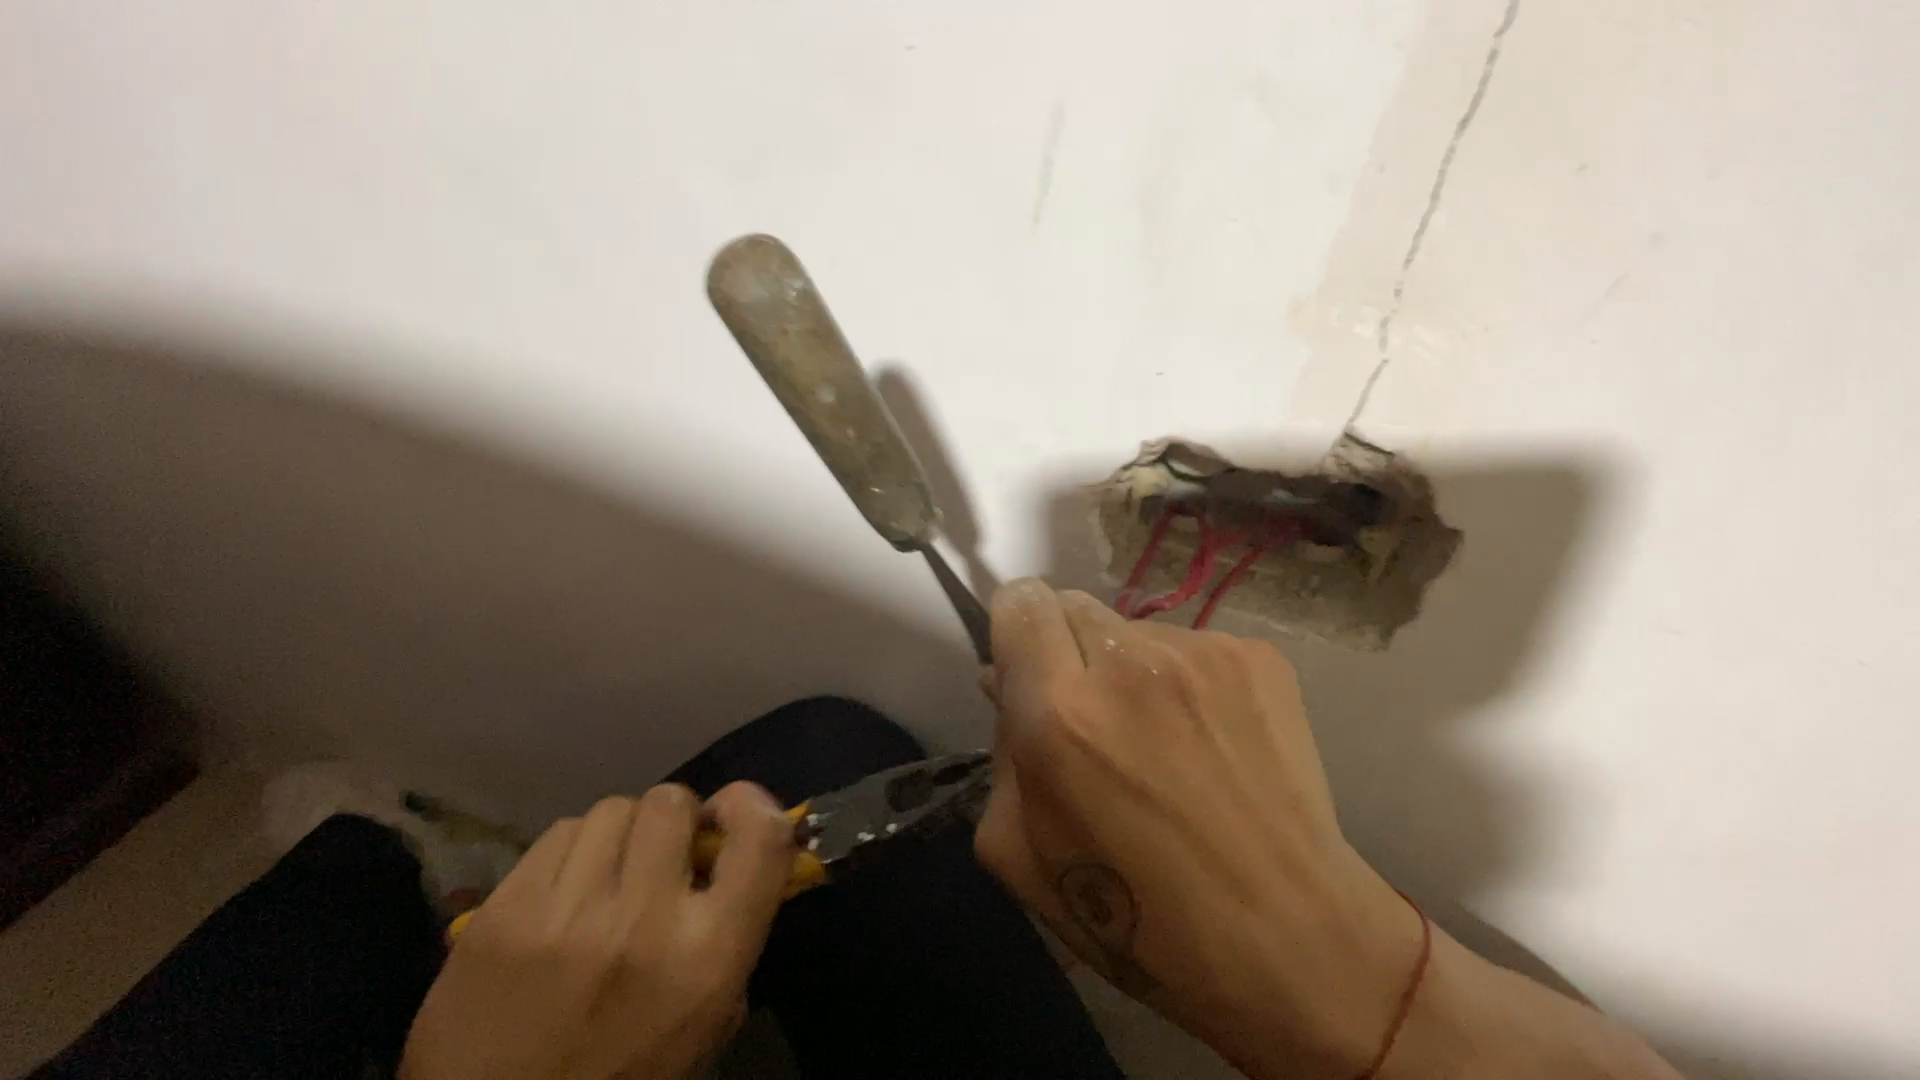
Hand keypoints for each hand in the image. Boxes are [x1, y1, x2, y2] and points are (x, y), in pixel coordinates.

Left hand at [401, 782, 794, 1079]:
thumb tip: (723, 857)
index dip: (753, 806)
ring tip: (606, 876)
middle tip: (661, 854)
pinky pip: (557, 835)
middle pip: (671, 803)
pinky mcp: (501, 913)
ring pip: (612, 809)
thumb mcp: (706, 1020)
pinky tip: (561, 894)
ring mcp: (567, 913)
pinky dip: (571, 852)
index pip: (761, 838)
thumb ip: (729, 934)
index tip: (730, 816)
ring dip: (621, 834)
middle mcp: (643, 921)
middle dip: (673, 821)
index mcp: (708, 957)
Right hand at [975, 579, 1421, 1078]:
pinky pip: (1191, 647)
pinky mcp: (1259, 658)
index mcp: (1059, 712)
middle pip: (1071, 603)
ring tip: (1161, 741)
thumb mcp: (1018, 852)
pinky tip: (1207, 744)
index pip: (1020, 604)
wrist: (1287, 936)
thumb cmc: (1136, 917)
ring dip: (1128, 668)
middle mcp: (1130, 661)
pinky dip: (1183, 683)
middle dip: (1066, 649)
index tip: (1027, 668)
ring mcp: (1202, 653)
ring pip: (1133, 629)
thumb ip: (999, 752)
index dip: (1015, 632)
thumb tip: (1006, 681)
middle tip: (1090, 716)